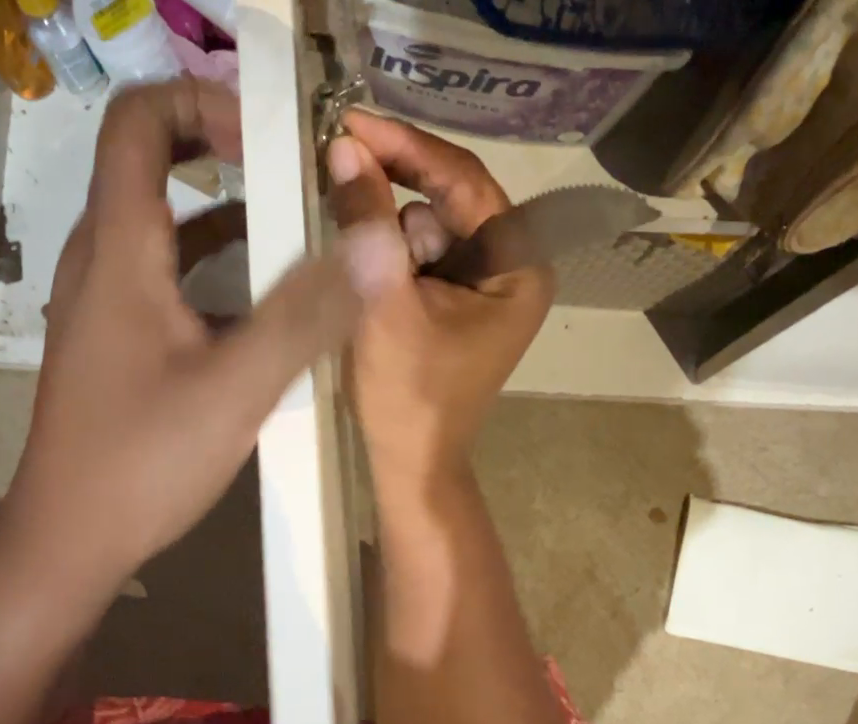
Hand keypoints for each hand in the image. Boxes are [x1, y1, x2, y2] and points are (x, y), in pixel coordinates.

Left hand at [0, 80, 396, 590]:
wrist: (68, 540)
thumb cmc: (143, 461)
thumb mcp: (237, 388)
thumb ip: (306, 313)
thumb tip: (379, 242)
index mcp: (120, 250)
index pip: (138, 120)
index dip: (202, 102)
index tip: (270, 138)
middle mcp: (100, 262)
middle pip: (148, 165)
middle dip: (221, 152)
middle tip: (292, 177)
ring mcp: (100, 306)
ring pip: (159, 228)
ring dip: (221, 215)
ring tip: (291, 234)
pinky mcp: (110, 346)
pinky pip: (160, 279)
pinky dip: (208, 270)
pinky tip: (257, 311)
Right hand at [326, 111, 554, 485]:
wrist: (413, 465)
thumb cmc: (409, 396)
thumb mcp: (385, 305)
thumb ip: (369, 225)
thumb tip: (345, 149)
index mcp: (518, 266)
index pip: (465, 180)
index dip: (408, 147)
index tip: (352, 124)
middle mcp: (512, 266)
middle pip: (451, 198)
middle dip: (395, 182)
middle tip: (338, 157)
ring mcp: (486, 285)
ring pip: (432, 224)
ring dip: (388, 221)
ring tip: (348, 231)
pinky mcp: (458, 302)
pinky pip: (423, 254)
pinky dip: (390, 248)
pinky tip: (361, 255)